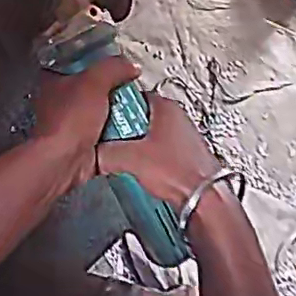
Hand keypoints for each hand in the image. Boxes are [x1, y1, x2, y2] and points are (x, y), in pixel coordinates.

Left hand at [32, 55, 139, 167]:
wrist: (64, 161)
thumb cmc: (70, 119)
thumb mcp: (94, 82)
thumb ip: (113, 67)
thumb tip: (131, 66)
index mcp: (54, 81)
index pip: (78, 63)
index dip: (98, 61)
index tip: (118, 64)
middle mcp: (60, 102)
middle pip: (93, 89)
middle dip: (114, 90)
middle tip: (134, 87)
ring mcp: (72, 125)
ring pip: (102, 113)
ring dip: (119, 113)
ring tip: (139, 108)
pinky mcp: (83, 145)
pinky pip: (106, 134)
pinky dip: (119, 134)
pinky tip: (135, 129)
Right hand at [96, 94, 221, 205]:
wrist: (204, 199)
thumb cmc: (180, 173)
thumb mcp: (130, 158)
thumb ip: (106, 152)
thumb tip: (92, 154)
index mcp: (165, 107)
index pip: (132, 96)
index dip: (114, 108)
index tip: (102, 119)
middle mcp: (175, 117)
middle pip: (139, 116)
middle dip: (123, 130)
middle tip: (112, 142)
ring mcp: (181, 135)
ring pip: (148, 134)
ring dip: (135, 145)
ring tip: (126, 158)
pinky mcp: (183, 153)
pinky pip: (157, 149)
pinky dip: (147, 156)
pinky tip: (142, 170)